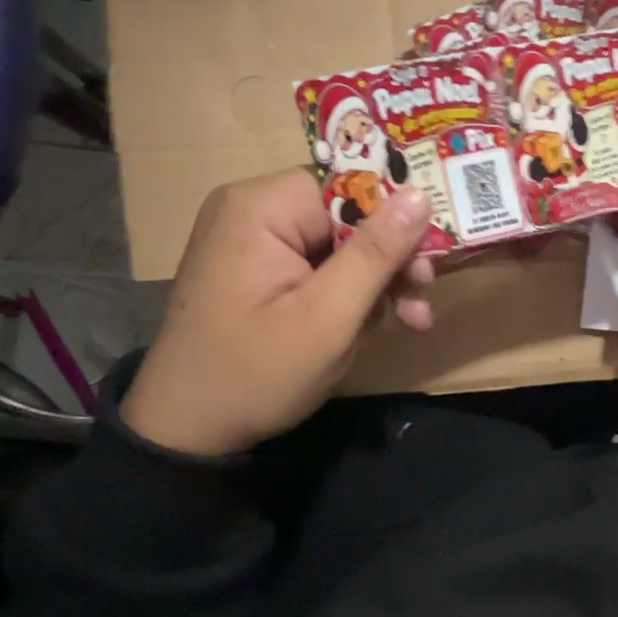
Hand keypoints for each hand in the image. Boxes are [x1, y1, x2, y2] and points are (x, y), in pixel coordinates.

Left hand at [120, 171, 435, 455]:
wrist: (187, 428)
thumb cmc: (258, 373)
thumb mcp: (329, 317)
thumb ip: (376, 253)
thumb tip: (421, 194)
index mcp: (262, 208)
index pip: (351, 188)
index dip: (397, 223)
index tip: (430, 268)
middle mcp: (252, 209)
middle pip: (348, 216)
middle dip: (390, 262)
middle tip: (420, 307)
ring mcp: (250, 239)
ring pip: (339, 244)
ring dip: (375, 283)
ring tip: (406, 323)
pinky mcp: (255, 269)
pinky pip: (318, 265)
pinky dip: (347, 293)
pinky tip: (365, 325)